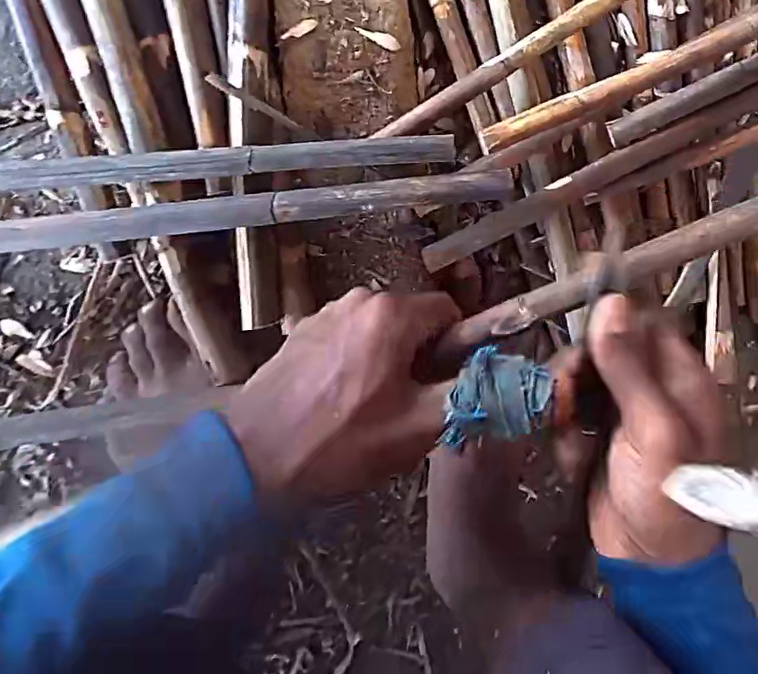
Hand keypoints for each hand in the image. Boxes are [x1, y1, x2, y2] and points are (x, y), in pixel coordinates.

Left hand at [224, 288, 457, 505]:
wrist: (253, 457)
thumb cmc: (340, 442)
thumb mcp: (418, 427)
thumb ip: (469, 394)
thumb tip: (504, 377)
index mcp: (389, 313)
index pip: (447, 311)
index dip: (455, 348)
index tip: (444, 384)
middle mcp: (357, 300)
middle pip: (411, 321)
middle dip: (419, 357)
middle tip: (406, 405)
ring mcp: (324, 312)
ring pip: (378, 331)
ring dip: (386, 361)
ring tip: (368, 409)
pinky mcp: (301, 330)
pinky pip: (347, 338)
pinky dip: (354, 361)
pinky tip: (336, 402)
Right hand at [555, 296, 726, 565]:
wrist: (648, 563)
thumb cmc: (667, 497)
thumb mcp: (653, 429)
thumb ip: (628, 365)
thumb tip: (611, 300)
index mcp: (680, 376)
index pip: (640, 320)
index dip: (608, 319)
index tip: (581, 334)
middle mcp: (650, 383)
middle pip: (599, 343)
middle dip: (577, 367)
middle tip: (566, 395)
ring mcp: (621, 406)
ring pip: (578, 372)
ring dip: (563, 397)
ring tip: (566, 426)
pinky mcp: (596, 427)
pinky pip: (567, 403)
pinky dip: (563, 423)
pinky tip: (571, 447)